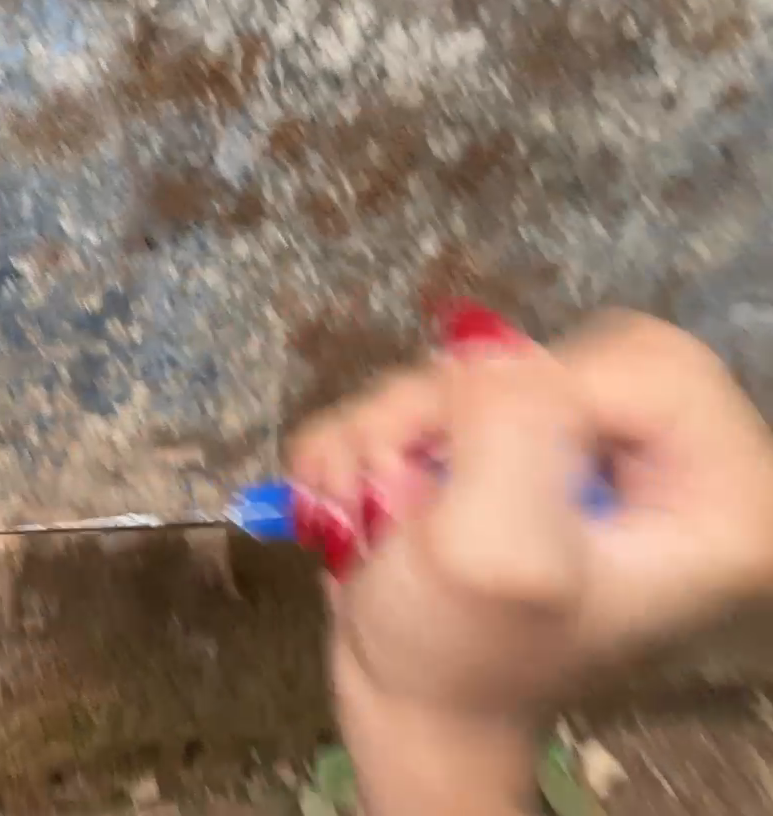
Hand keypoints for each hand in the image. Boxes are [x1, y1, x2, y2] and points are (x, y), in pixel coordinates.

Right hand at [290, 312, 772, 812]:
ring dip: (372, 438)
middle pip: (519, 361)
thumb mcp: (492, 552)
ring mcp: (536, 455)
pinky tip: (344, 498)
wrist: (397, 693)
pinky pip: (389, 403)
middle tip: (392, 483)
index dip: (538, 389)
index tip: (466, 456)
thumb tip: (489, 350)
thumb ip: (512, 437)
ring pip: (438, 380)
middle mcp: (623, 462)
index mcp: (699, 493)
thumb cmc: (455, 649)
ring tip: (360, 507)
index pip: (639, 361)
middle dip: (425, 417)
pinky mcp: (463, 453)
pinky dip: (349, 445)